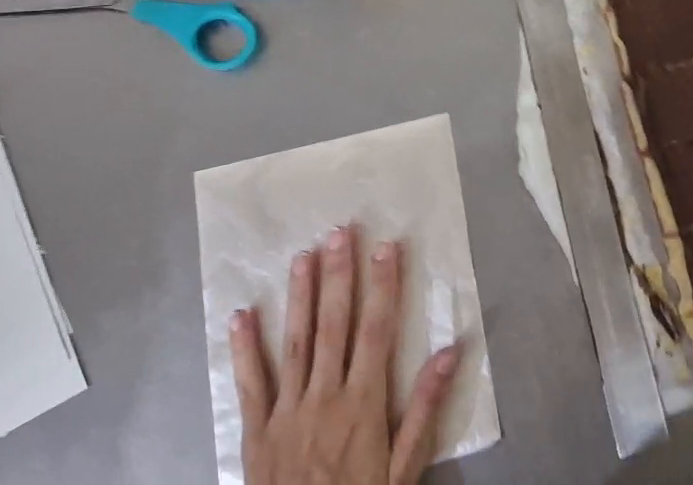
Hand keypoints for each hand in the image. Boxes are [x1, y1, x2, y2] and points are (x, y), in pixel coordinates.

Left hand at [231, 225, 461, 484]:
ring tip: (303, 255)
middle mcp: (324, 397)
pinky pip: (250, 384)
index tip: (387, 247)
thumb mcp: (405, 468)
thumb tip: (451, 351)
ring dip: (300, 296)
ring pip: (295, 343)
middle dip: (340, 276)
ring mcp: (286, 412)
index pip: (378, 331)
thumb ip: (425, 409)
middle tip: (342, 232)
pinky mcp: (255, 431)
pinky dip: (245, 348)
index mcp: (364, 403)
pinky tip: (242, 315)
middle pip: (334, 326)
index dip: (384, 286)